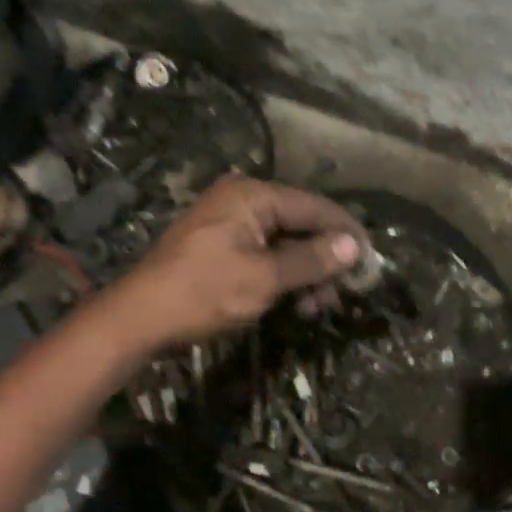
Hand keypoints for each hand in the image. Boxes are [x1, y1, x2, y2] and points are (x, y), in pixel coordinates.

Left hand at [116, 178, 367, 346]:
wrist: (139, 316)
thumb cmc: (204, 292)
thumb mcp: (264, 278)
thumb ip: (311, 260)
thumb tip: (354, 246)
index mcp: (253, 195)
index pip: (315, 206)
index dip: (347, 234)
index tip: (371, 262)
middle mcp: (242, 199)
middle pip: (300, 223)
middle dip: (324, 260)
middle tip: (342, 295)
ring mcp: (227, 221)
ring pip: (282, 242)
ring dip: (304, 272)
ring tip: (316, 308)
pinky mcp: (218, 245)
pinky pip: (262, 252)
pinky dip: (280, 275)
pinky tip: (293, 302)